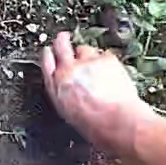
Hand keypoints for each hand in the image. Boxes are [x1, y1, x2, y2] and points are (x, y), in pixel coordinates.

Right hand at [39, 32, 153, 152]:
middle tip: (64, 37)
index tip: (49, 51)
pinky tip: (111, 72)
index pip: (46, 65)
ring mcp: (86, 63)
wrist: (119, 123)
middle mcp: (68, 72)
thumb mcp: (71, 115)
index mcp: (57, 90)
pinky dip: (106, 61)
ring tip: (96, 66)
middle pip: (60, 47)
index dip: (48, 55)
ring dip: (88, 55)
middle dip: (62, 41)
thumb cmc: (98, 128)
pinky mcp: (104, 59)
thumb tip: (72, 91)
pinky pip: (103, 54)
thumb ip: (67, 96)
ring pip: (84, 49)